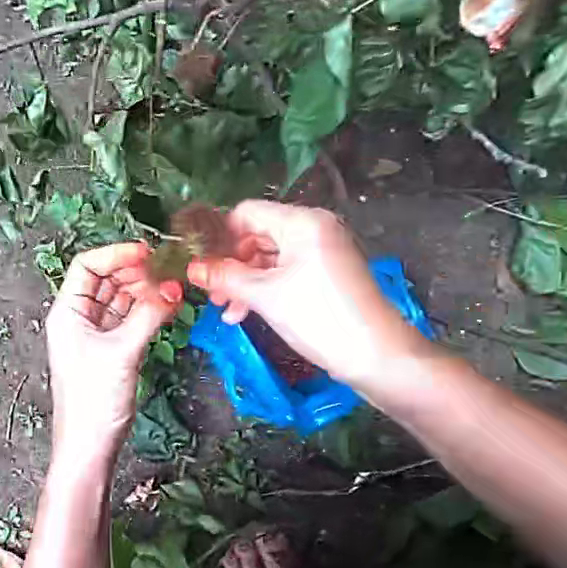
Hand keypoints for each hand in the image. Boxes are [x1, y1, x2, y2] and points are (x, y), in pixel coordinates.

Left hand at [46, 242, 181, 450]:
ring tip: (174, 288)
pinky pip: (130, 321)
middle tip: (168, 272)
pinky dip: (148, 312)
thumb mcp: (122, 352)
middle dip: (137, 273)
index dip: (116, 254)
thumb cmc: (93, 401)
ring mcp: (96, 335)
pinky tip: (168, 307)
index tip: (147, 253)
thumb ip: (148, 316)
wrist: (90, 446)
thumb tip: (172, 289)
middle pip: (107, 280)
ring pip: (122, 300)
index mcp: (68, 312)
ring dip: (146, 292)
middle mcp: (79, 319)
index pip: (87, 266)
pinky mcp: (112, 351)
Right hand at [186, 200, 428, 389]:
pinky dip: (265, 290)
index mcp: (303, 222)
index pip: (247, 213)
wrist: (375, 354)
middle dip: (231, 264)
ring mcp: (322, 252)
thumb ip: (226, 278)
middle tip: (211, 294)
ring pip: (270, 259)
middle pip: (258, 235)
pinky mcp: (326, 275)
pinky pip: (286, 273)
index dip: (220, 236)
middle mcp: (314, 228)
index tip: (200, 263)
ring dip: (245, 282)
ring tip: (226, 310)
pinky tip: (245, 314)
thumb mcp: (266, 296)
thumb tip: (192, 268)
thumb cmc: (319, 318)